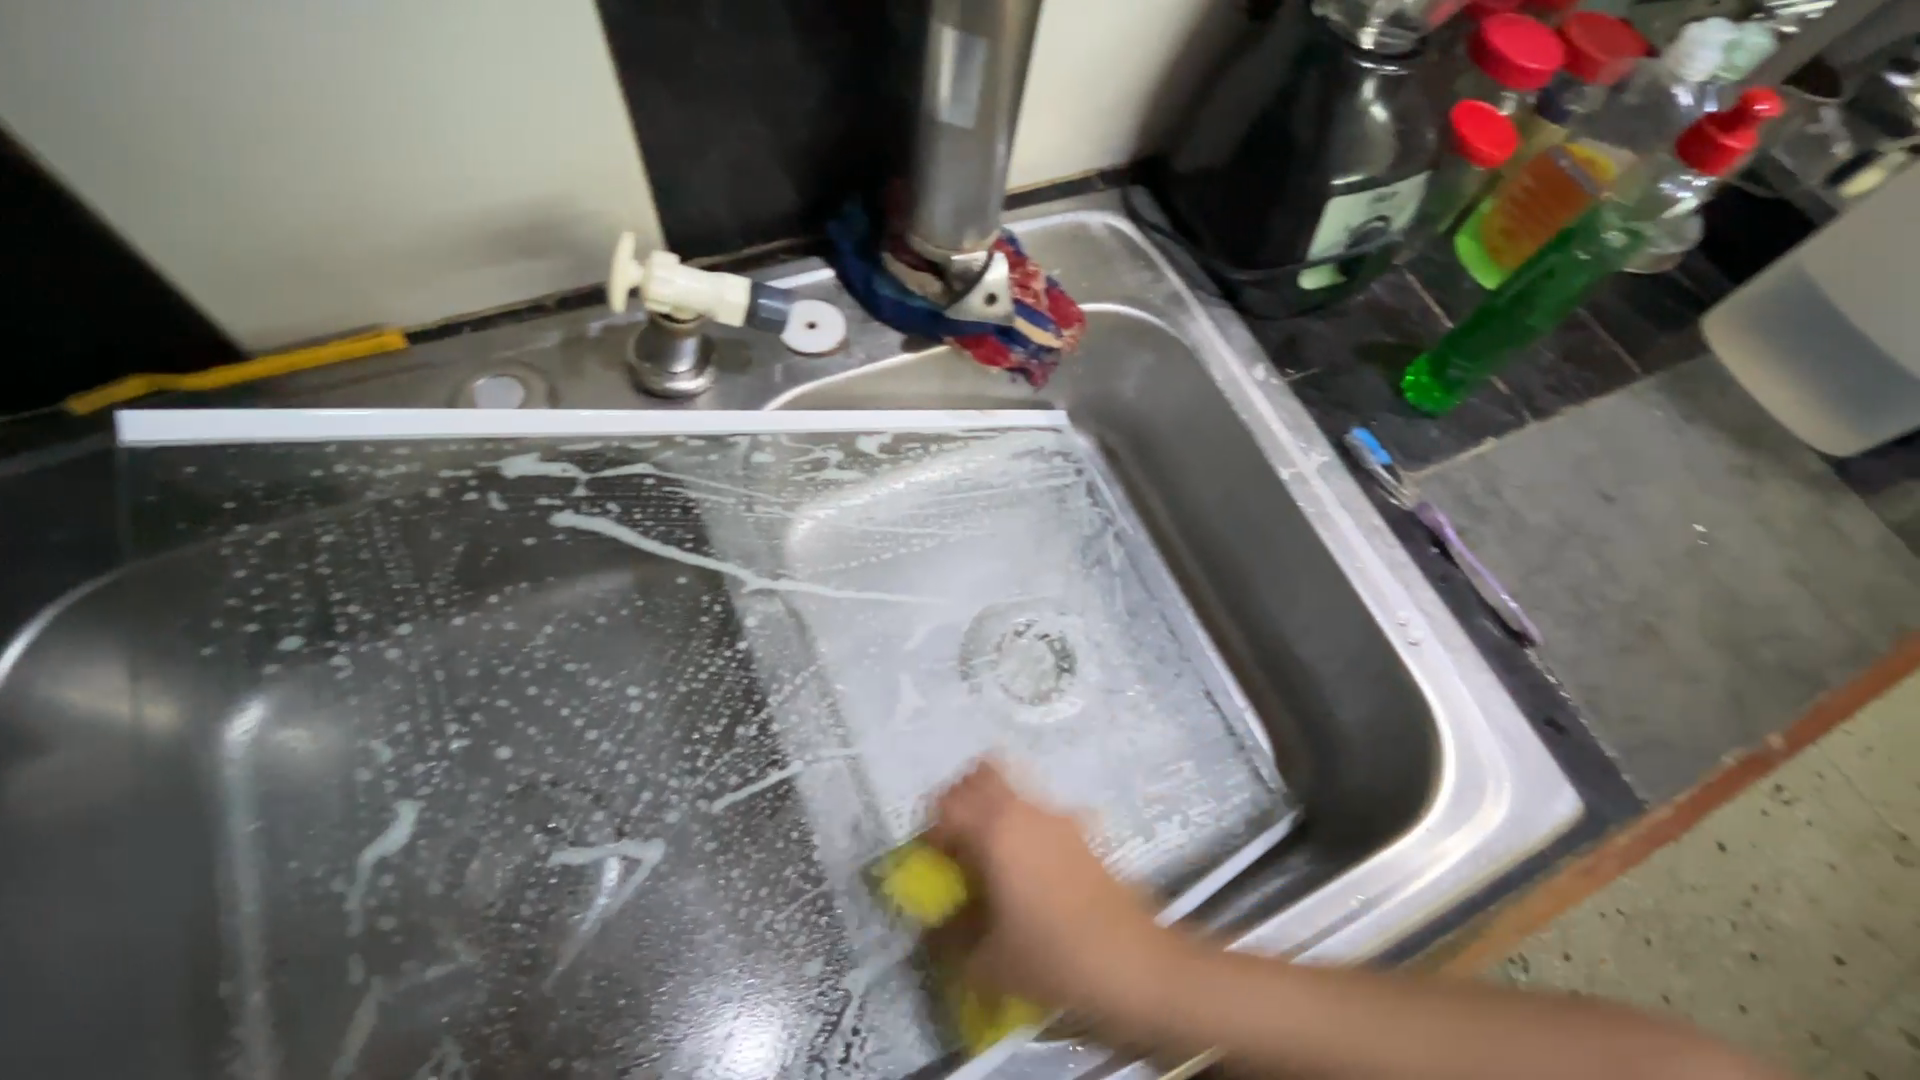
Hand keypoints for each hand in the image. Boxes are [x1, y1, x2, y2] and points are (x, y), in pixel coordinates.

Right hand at [924, 759, 1183, 1024]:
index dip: (932, 828)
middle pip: (983, 775)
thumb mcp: (990, 963)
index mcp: (996, 829)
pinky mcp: (1085, 834)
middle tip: (957, 845)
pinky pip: (1041, 816)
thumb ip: (954, 940)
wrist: (1138, 964)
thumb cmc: (1056, 957)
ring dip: (996, 815)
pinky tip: (1029, 878)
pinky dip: (1024, 831)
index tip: (934, 862)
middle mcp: (1027, 810)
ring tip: (993, 864)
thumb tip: (940, 928)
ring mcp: (1061, 818)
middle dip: (963, 803)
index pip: (947, 802)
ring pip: (1015, 793)